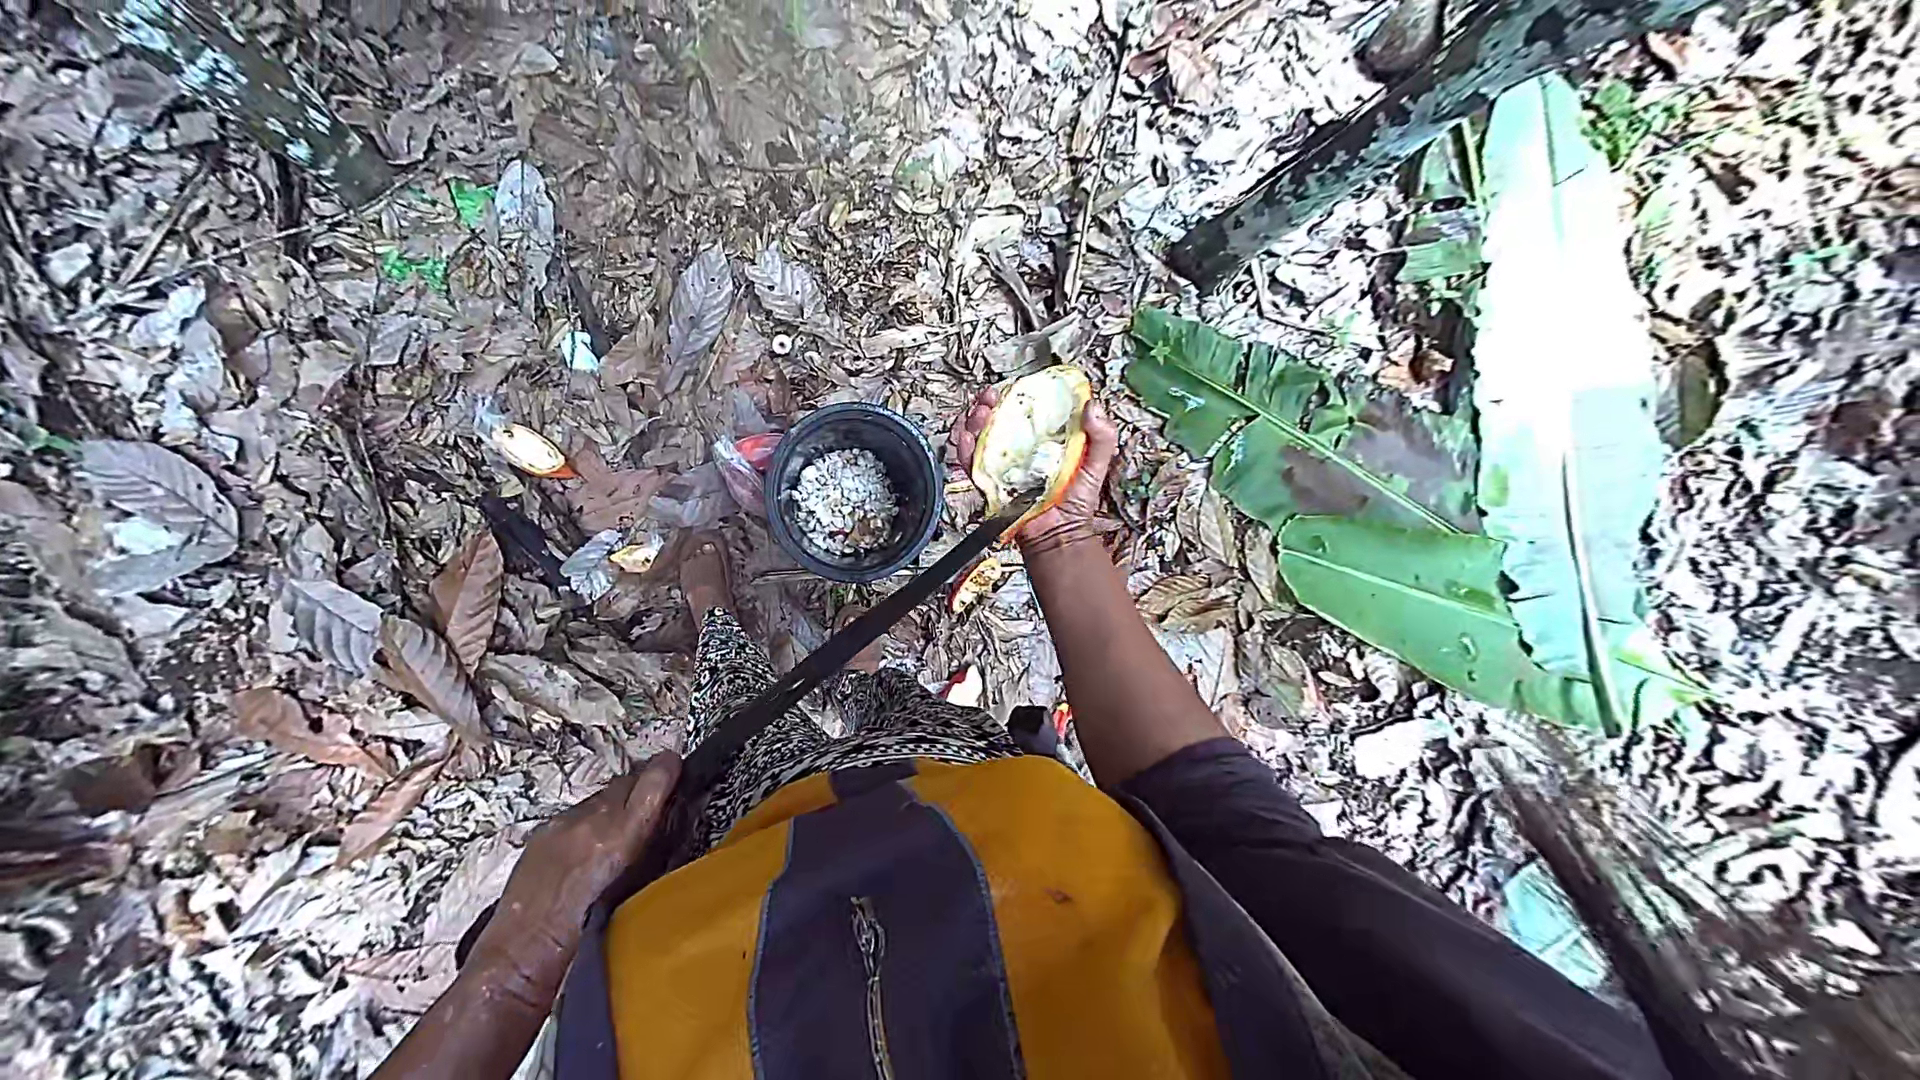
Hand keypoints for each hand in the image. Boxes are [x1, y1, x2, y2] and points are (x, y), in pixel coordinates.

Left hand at [469, 751, 681, 1003]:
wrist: (521, 958)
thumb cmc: (591, 936)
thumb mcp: (640, 887)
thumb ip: (658, 844)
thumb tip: (674, 815)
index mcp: (623, 834)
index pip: (653, 778)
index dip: (668, 768)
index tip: (676, 767)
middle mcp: (593, 819)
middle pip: (628, 780)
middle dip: (643, 786)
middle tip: (654, 802)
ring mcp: (563, 823)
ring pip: (602, 796)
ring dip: (616, 805)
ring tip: (620, 830)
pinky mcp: (542, 831)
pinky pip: (577, 813)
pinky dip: (589, 821)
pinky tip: (588, 848)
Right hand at [951, 385, 1118, 554]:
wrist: (1060, 534)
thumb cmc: (1077, 501)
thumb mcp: (1097, 463)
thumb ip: (1101, 436)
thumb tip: (1092, 406)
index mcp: (1041, 438)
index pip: (1021, 410)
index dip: (1011, 395)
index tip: (1010, 387)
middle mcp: (1017, 449)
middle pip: (993, 419)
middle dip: (986, 404)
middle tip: (988, 399)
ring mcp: (1001, 465)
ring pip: (978, 436)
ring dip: (973, 421)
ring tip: (979, 415)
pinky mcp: (989, 482)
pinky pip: (970, 463)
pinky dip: (964, 449)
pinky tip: (967, 438)